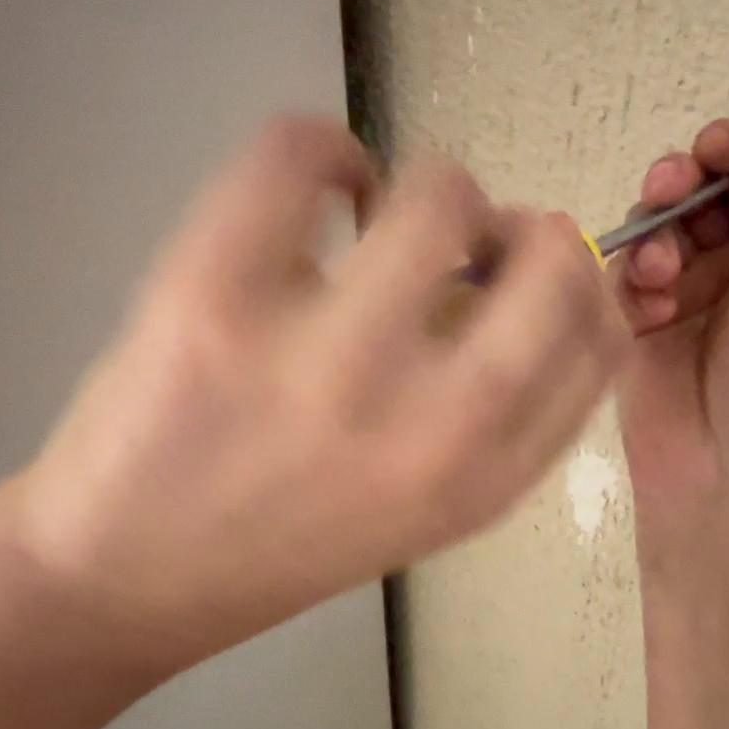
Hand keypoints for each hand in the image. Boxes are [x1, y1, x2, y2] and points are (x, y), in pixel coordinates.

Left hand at [1, 115, 628, 667]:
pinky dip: (321, 147)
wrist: (127, 582)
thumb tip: (514, 272)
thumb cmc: (289, 544)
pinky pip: (301, 151)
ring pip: (440, 191)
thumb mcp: (428, 511)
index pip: (601, 343)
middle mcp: (432, 423)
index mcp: (487, 477)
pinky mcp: (214, 298)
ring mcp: (324, 360)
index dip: (583, 284)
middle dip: (528, 227)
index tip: (534, 276)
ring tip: (382, 219)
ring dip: (430, 187)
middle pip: (555, 258)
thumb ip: (498, 416)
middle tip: (468, 241)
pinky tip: (313, 193)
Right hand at [616, 116, 728, 637]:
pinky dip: (630, 272)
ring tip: (662, 261)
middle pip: (691, 204)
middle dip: (683, 181)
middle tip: (674, 178)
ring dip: (654, 226)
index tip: (720, 141)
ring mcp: (666, 304)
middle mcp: (718, 278)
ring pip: (648, 234)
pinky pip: (617, 278)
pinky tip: (646, 292)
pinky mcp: (623, 330)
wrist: (720, 489)